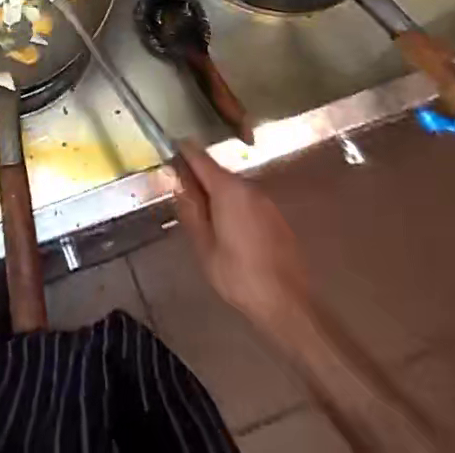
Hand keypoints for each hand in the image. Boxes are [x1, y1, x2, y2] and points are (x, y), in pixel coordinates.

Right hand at [172, 142, 312, 329]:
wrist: (286, 302)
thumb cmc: (238, 275)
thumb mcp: (204, 245)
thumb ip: (190, 209)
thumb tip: (178, 183)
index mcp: (228, 189)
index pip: (200, 158)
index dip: (183, 152)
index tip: (168, 152)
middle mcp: (248, 187)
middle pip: (217, 172)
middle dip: (198, 179)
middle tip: (180, 195)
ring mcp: (265, 201)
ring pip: (232, 188)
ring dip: (215, 194)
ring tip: (201, 217)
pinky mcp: (275, 216)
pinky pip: (246, 201)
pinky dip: (232, 205)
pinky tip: (226, 230)